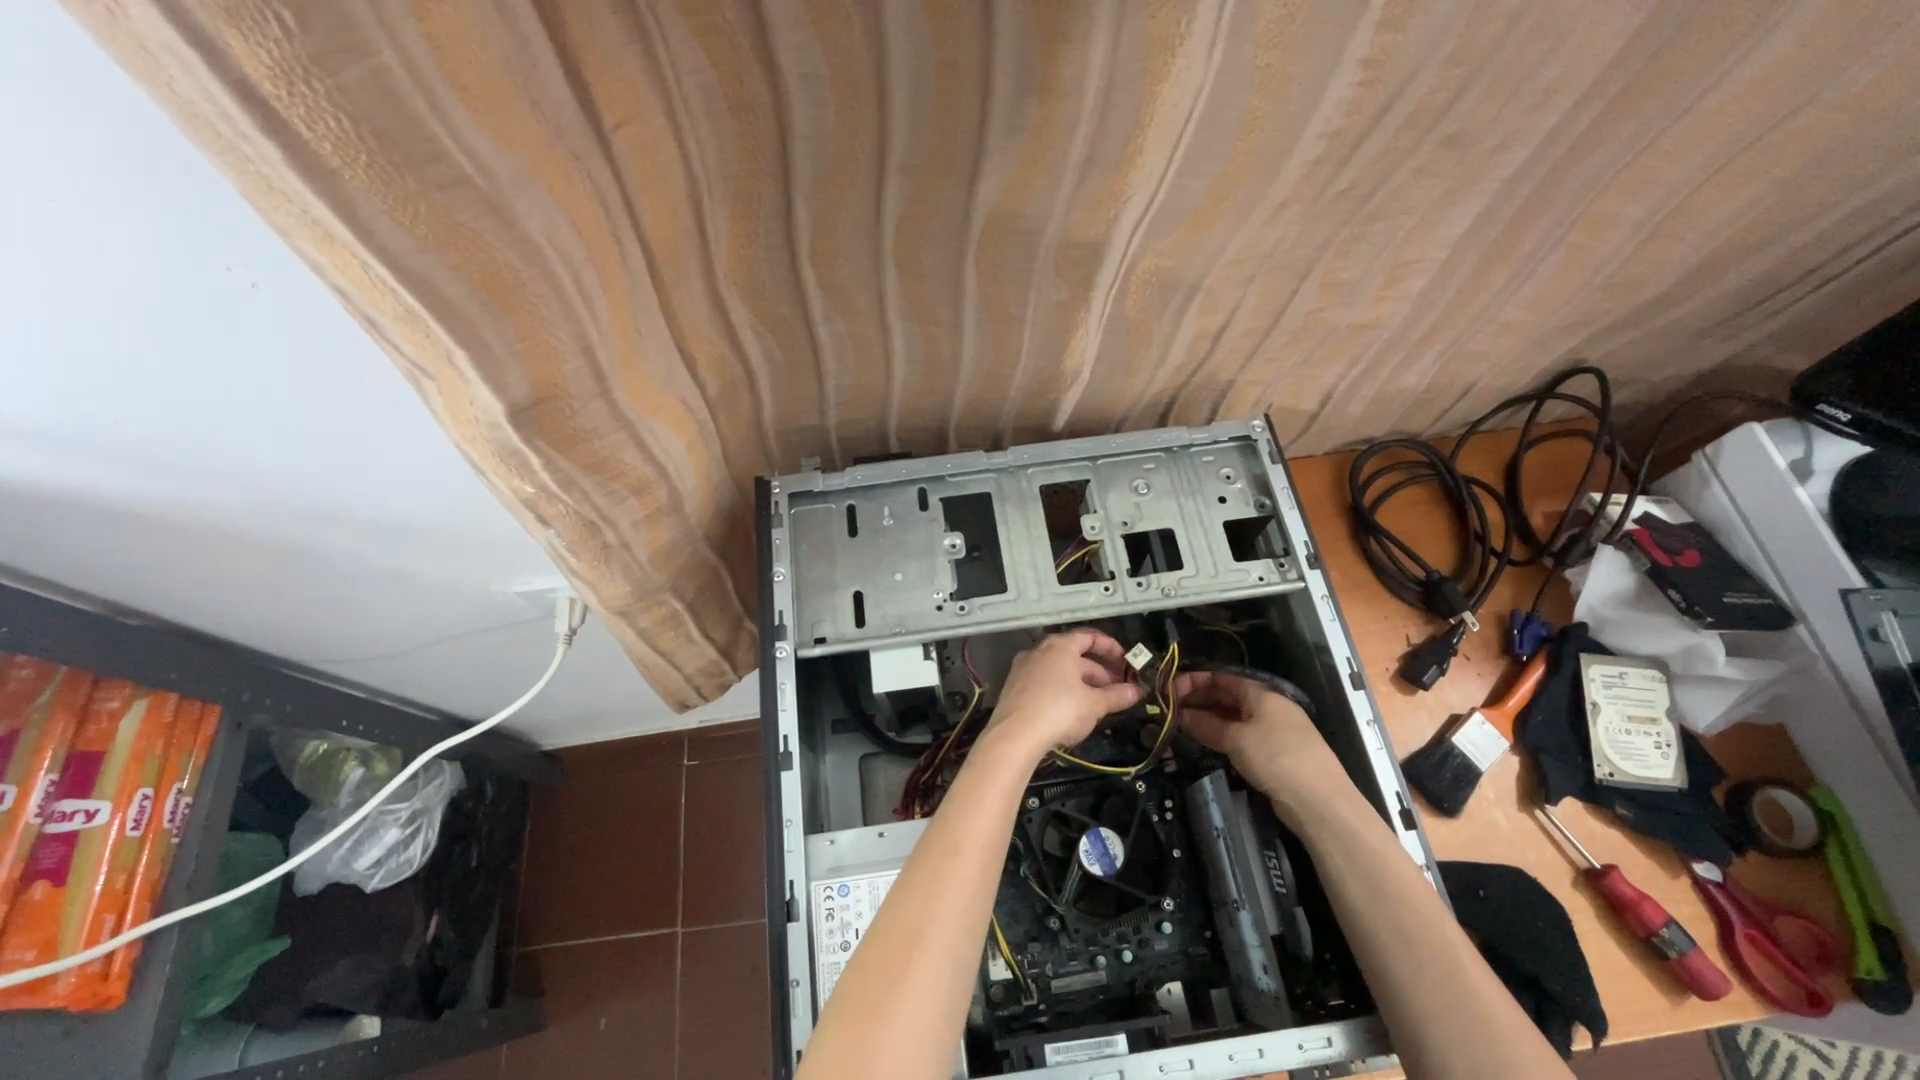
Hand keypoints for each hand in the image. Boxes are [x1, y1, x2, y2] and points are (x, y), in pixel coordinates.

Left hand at [984, 630, 1140, 760]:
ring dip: (1081, 683)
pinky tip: (1071, 711)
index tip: (1125, 661)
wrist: (1014, 736)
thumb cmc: (1059, 711)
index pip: (1089, 637)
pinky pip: (1044, 683)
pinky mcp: (1013, 689)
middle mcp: (1038, 651)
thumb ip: (1117, 696)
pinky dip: (1061, 690)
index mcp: (1059, 647)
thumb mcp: (1094, 704)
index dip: (1110, 647)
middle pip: (1074, 655)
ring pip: (1058, 671)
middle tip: (1116, 689)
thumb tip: (1137, 691)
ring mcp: (1023, 669)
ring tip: (1098, 703)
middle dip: (1098, 672)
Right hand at [1174, 671, 1347, 816]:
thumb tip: (1179, 715)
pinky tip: (1203, 740)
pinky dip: (1219, 735)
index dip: (1194, 680)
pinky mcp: (1271, 752)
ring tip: (1178, 724)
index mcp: (1262, 693)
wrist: (1318, 800)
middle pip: (1226, 696)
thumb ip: (1206, 725)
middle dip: (1197, 699)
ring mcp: (1271, 730)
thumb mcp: (1236, 739)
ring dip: (1206, 718)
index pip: (1222, 677)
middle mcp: (1267, 707)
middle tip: (1168, 708)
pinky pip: (1239, 735)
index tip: (1168, 688)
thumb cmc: (1276, 757)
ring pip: (1231, 717)